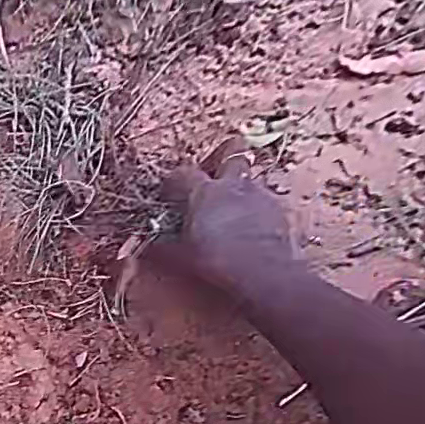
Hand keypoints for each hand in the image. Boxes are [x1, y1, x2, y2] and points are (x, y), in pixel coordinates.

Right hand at [144, 136, 301, 294]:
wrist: (264, 269)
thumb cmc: (216, 259)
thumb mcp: (179, 256)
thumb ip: (161, 246)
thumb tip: (145, 246)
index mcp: (205, 192)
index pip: (183, 173)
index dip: (173, 181)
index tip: (167, 194)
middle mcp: (234, 185)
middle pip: (231, 154)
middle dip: (219, 161)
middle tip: (208, 181)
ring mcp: (259, 194)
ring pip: (247, 179)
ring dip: (235, 189)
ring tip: (226, 213)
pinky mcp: (278, 208)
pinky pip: (262, 200)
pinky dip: (252, 209)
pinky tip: (246, 229)